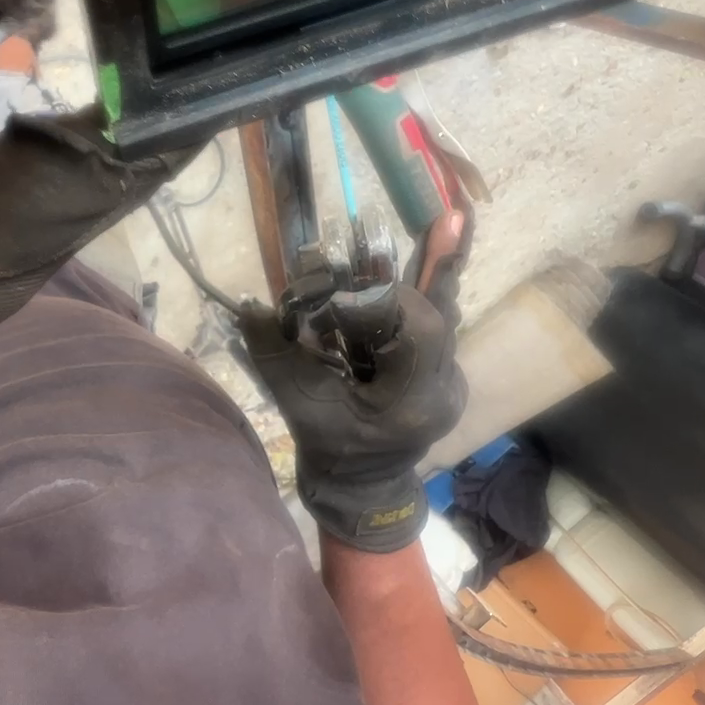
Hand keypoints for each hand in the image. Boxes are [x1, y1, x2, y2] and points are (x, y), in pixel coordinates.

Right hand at [242, 228, 467, 552]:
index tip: (343, 291)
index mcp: (411, 402)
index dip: (382, 299)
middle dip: (428, 268)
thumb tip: (248, 304)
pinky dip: (432, 285)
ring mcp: (449, 379)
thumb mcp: (298, 405)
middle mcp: (444, 387)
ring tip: (457, 216)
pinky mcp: (441, 371)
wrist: (362, 489)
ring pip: (445, 313)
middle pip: (439, 313)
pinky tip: (447, 239)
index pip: (415, 330)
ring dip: (440, 268)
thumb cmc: (329, 449)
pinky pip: (436, 322)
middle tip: (450, 215)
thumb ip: (275, 355)